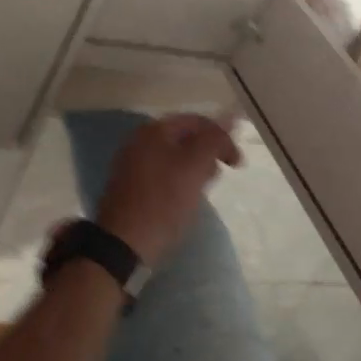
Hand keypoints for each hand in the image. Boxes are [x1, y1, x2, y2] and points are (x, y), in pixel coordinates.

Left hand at [96, 114, 241, 265]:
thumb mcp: (194, 168)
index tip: (237, 164)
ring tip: (204, 189)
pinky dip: (179, 181)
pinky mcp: (131, 186)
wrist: (122, 243)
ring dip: (194, 168)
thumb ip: (213, 140)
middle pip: (184, 137)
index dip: (222, 137)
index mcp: (154, 130)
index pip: (196, 121)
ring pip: (174, 157)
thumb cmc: (163, 202)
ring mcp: (132, 163)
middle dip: (207, 153)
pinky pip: (163, 174)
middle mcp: (139, 140)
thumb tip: (231, 116)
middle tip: (219, 176)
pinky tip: (185, 198)